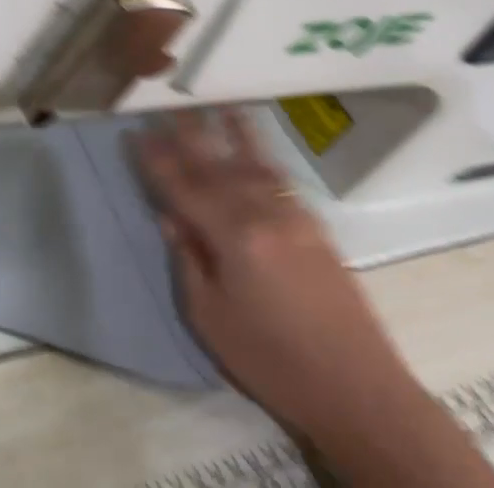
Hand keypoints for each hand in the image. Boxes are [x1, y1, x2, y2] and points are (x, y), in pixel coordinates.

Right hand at [134, 108, 421, 438]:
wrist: (357, 389)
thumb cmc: (271, 361)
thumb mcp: (209, 318)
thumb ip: (188, 261)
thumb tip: (170, 218)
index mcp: (233, 236)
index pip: (183, 187)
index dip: (156, 159)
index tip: (135, 131)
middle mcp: (264, 215)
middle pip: (217, 165)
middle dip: (188, 134)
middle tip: (166, 105)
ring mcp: (295, 218)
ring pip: (253, 164)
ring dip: (230, 133)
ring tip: (215, 104)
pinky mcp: (316, 229)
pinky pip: (280, 180)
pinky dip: (263, 157)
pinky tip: (253, 148)